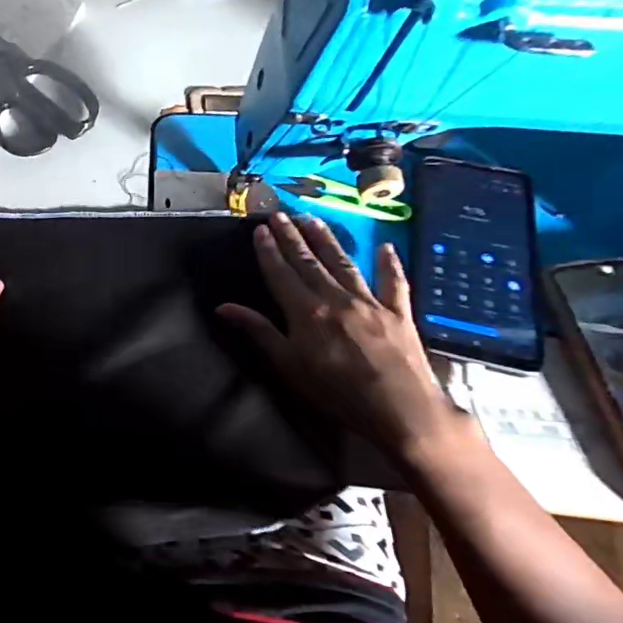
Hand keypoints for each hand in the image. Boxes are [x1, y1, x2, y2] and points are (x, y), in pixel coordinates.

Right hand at [218, 213, 476, 465]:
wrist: (399, 408)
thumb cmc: (337, 393)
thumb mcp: (289, 367)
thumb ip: (259, 332)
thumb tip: (223, 307)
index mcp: (305, 311)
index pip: (281, 274)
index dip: (269, 251)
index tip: (260, 229)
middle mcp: (335, 297)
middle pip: (309, 262)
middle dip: (292, 237)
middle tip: (280, 214)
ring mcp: (369, 301)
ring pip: (343, 263)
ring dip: (326, 240)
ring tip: (313, 220)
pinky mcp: (398, 311)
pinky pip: (392, 282)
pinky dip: (388, 264)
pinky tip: (385, 247)